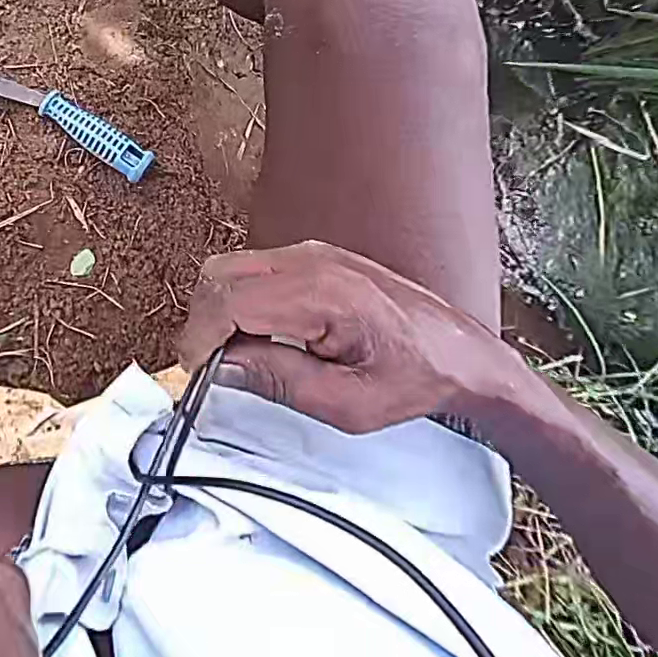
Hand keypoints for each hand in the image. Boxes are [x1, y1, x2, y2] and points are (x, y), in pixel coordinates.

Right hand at [174, 240, 525, 432]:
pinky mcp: (311, 255)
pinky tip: (258, 333)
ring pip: (229, 269)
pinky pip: (252, 269)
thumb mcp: (347, 404)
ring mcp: (310, 252)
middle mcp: (311, 260)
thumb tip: (220, 366)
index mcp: (323, 294)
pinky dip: (238, 299)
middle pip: (219, 276)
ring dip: (218, 310)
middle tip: (212, 364)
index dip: (201, 337)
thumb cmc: (415, 379)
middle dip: (203, 322)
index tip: (196, 371)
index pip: (231, 301)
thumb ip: (277, 380)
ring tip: (237, 352)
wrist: (461, 352)